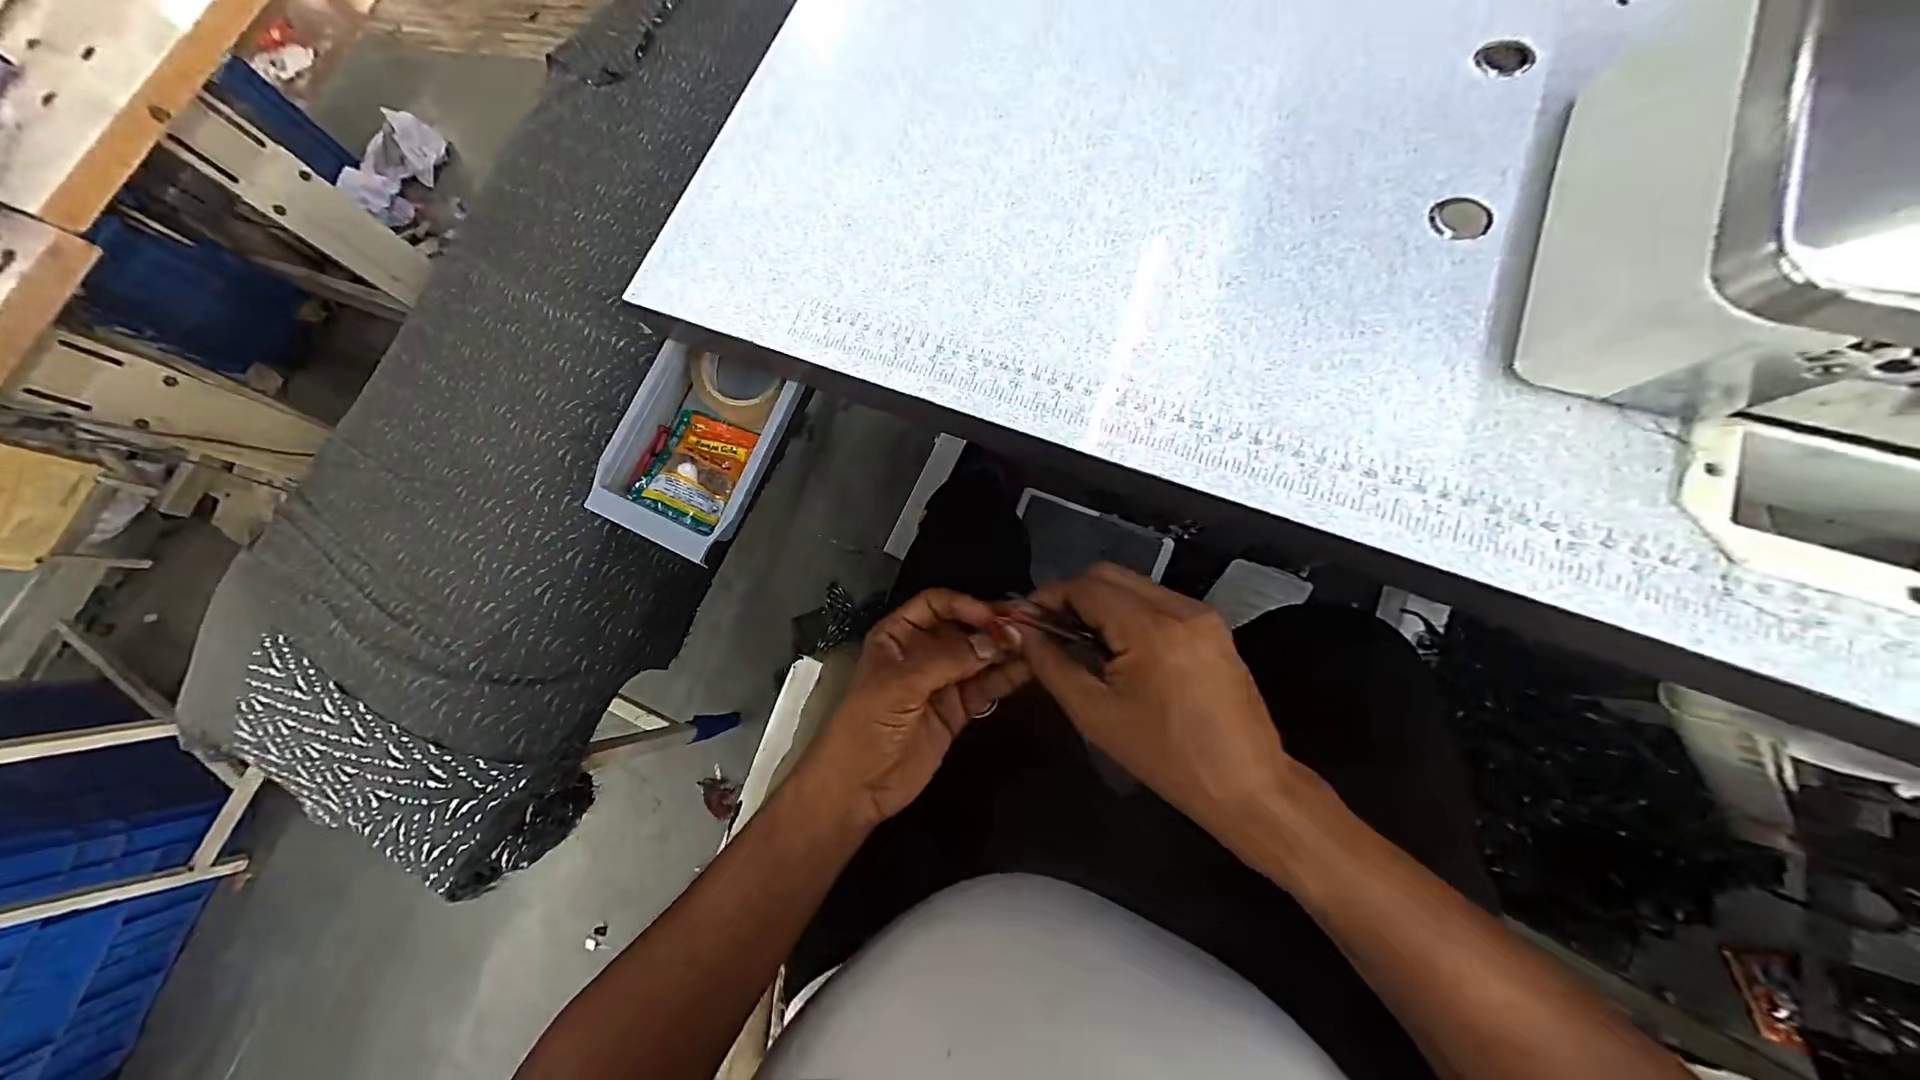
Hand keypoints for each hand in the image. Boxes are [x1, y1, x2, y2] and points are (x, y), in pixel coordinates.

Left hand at [793, 588, 1028, 829]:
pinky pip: (986, 686)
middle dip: (992, 627)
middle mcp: (922, 651)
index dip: (965, 605)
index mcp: (898, 635)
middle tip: (1027, 628)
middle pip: (964, 628)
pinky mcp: (958, 709)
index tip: (993, 616)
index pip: (936, 604)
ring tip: (1035, 647)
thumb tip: (995, 640)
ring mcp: (942, 681)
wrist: (858, 788)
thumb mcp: (899, 685)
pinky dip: (1007, 677)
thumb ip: (947, 660)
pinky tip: (1029, 670)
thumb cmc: (866, 726)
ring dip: (1005, 651)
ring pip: (980, 657)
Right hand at [1020, 563, 1293, 838]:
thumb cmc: (1165, 757)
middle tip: (1050, 627)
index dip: (1049, 596)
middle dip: (1073, 594)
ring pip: (1135, 584)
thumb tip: (1023, 632)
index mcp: (1151, 629)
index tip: (1027, 617)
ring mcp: (1202, 614)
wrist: (1246, 784)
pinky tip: (1118, 645)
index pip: (1086, 587)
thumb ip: (1053, 665)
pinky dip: (1129, 611)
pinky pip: (1158, 600)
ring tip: (1081, 638)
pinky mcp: (1214, 626)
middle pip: (1110, 575)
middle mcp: (1180, 608)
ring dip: (1101, 601)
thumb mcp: (1095, 715)